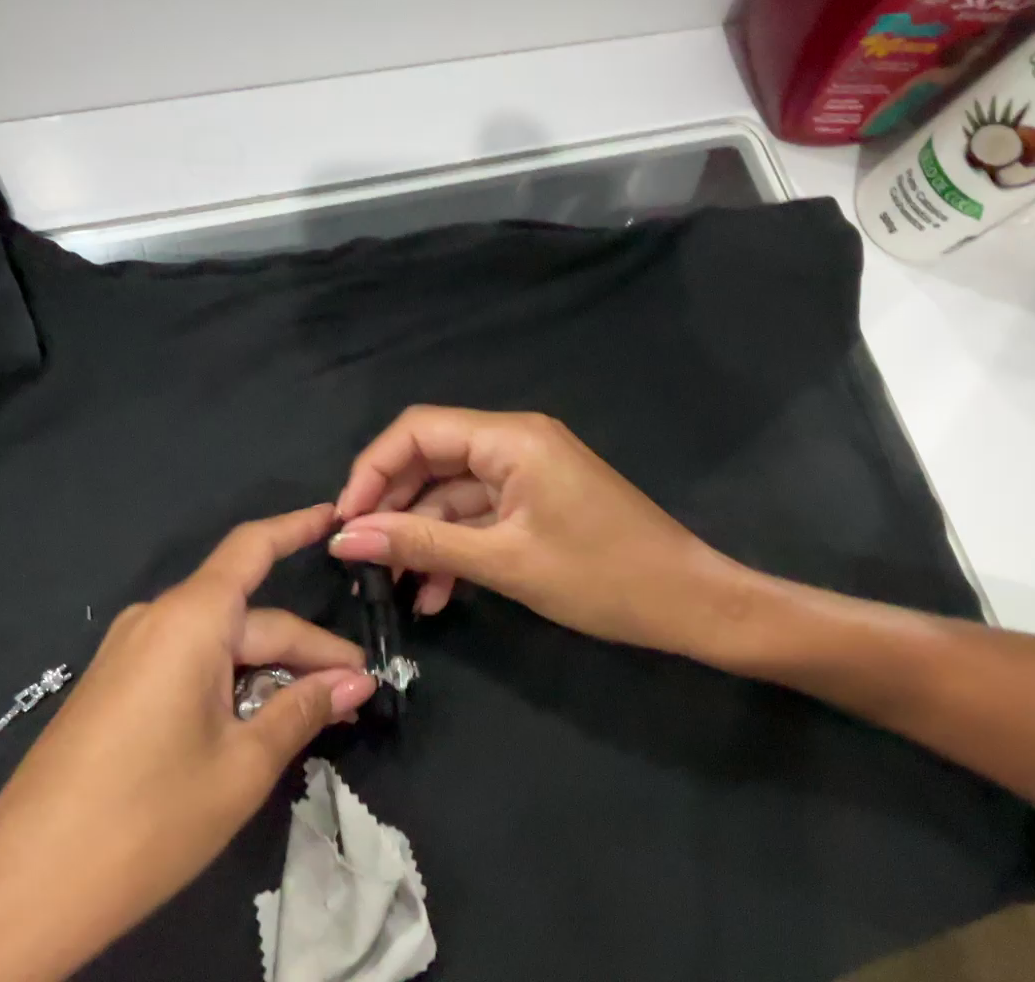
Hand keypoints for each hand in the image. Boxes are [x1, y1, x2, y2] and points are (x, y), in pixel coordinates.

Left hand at [0, 505, 376, 981]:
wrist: (24, 888)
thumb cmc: (148, 818)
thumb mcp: (242, 766)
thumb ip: (303, 711)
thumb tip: (356, 682)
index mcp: (189, 620)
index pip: (253, 550)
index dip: (298, 528)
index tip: (338, 516)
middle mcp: (155, 622)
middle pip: (249, 619)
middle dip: (306, 652)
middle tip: (359, 695)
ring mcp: (127, 657)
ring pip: (219, 647)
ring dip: (270, 673)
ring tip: (319, 715)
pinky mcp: (113, 692)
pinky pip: (187, 669)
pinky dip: (232, 687)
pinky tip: (258, 726)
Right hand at [330, 406, 751, 662]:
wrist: (689, 604)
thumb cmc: (602, 578)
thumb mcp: (503, 562)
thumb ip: (420, 543)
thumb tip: (345, 538)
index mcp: (511, 438)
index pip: (417, 431)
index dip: (371, 470)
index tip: (344, 521)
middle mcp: (515, 442)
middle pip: (429, 459)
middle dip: (392, 508)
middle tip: (362, 558)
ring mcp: (526, 472)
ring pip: (450, 493)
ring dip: (421, 537)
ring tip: (395, 588)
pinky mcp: (535, 501)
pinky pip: (478, 515)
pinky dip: (454, 547)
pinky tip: (435, 594)